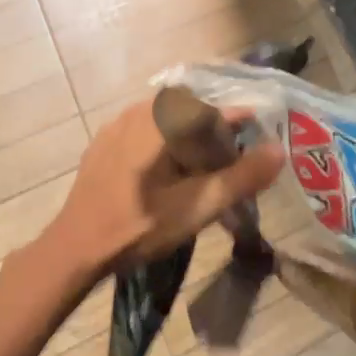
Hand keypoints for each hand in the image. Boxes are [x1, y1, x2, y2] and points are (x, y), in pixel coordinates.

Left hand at [41, 101, 284, 278]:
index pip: (215, 110)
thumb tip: (279, 149)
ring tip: (201, 176)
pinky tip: (167, 178)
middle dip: (215, 136)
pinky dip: (165, 145)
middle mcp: (140, 109)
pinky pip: (146, 131)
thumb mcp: (197, 207)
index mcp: (162, 118)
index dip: (240, 126)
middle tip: (229, 168)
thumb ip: (241, 177)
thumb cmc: (139, 226)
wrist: (76, 247)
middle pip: (192, 112)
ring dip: (190, 141)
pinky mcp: (105, 140)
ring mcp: (118, 123)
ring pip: (169, 121)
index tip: (257, 147)